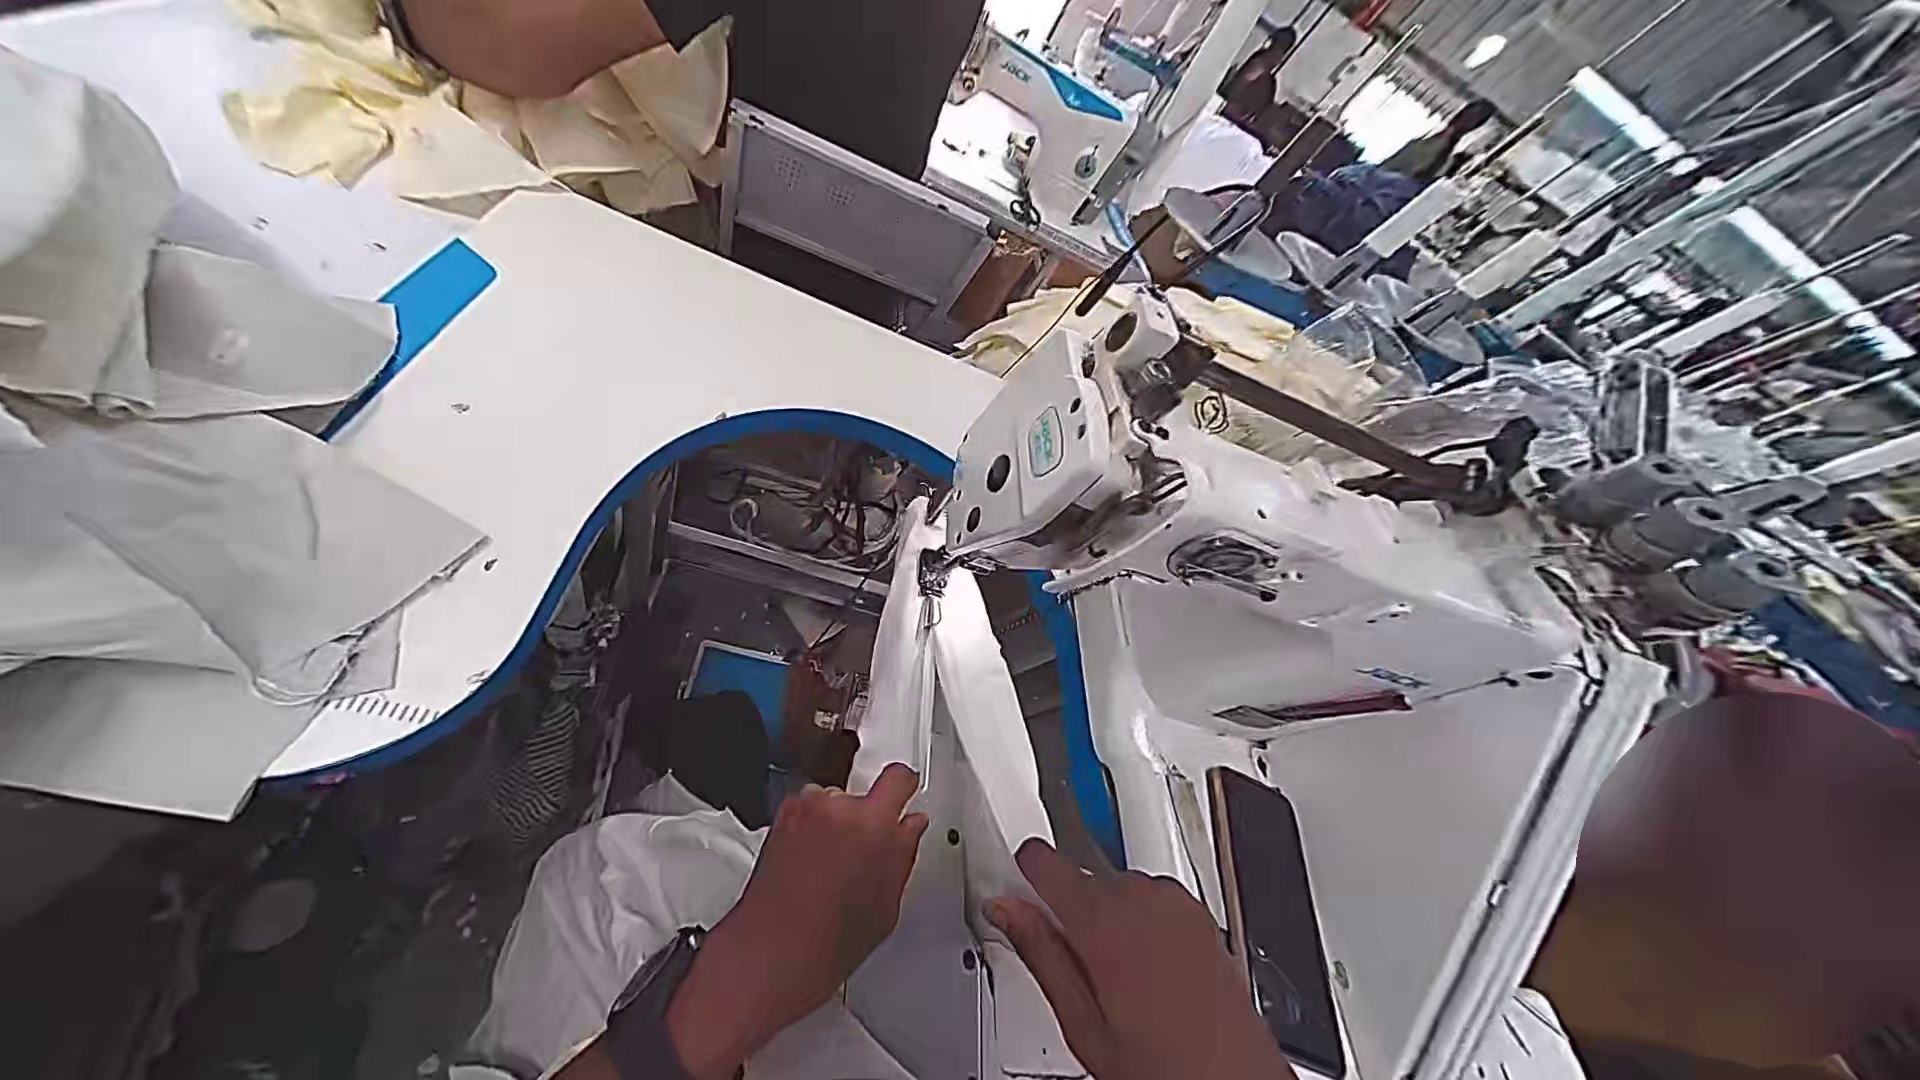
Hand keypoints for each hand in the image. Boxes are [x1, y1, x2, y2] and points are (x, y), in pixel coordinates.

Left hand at [665, 763, 929, 1079]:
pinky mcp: (783, 816)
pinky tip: (813, 862)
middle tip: (865, 852)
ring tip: (834, 863)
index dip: (906, 784)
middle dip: (868, 817)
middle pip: (865, 793)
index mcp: (873, 825)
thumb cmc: (823, 943)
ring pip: (835, 800)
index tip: (907, 790)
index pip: (899, 777)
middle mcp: (838, 808)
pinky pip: (810, 809)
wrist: (768, 954)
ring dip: (838, 820)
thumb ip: (903, 852)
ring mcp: (807, 809)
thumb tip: (911, 827)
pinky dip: (813, 826)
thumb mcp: (886, 905)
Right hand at [989, 839, 1296, 1079]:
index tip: (1019, 891)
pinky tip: (1154, 971)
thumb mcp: (1082, 1023)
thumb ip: (1038, 950)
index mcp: (1102, 918)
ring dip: (1110, 917)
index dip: (1024, 874)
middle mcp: (1138, 894)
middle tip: (1084, 972)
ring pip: (1115, 888)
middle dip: (1072, 913)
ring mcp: (1172, 899)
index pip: (1041, 858)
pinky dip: (1144, 920)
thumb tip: (1004, 908)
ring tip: (1126, 982)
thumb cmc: (1167, 1069)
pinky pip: (1151, 897)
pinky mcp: (1196, 908)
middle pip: (1080, 878)